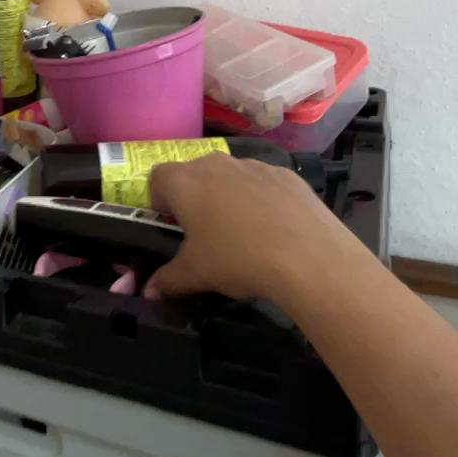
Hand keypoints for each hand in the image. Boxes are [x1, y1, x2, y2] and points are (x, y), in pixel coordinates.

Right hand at [144, 152, 367, 302]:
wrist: (309, 256)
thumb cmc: (238, 259)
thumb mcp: (196, 275)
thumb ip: (167, 281)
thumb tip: (149, 293)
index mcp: (185, 182)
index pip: (157, 178)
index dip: (160, 199)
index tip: (173, 225)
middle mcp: (214, 163)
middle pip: (194, 174)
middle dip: (195, 198)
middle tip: (206, 233)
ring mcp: (252, 165)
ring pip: (230, 176)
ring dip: (228, 196)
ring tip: (245, 233)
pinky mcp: (284, 173)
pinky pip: (263, 183)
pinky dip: (262, 199)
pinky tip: (276, 229)